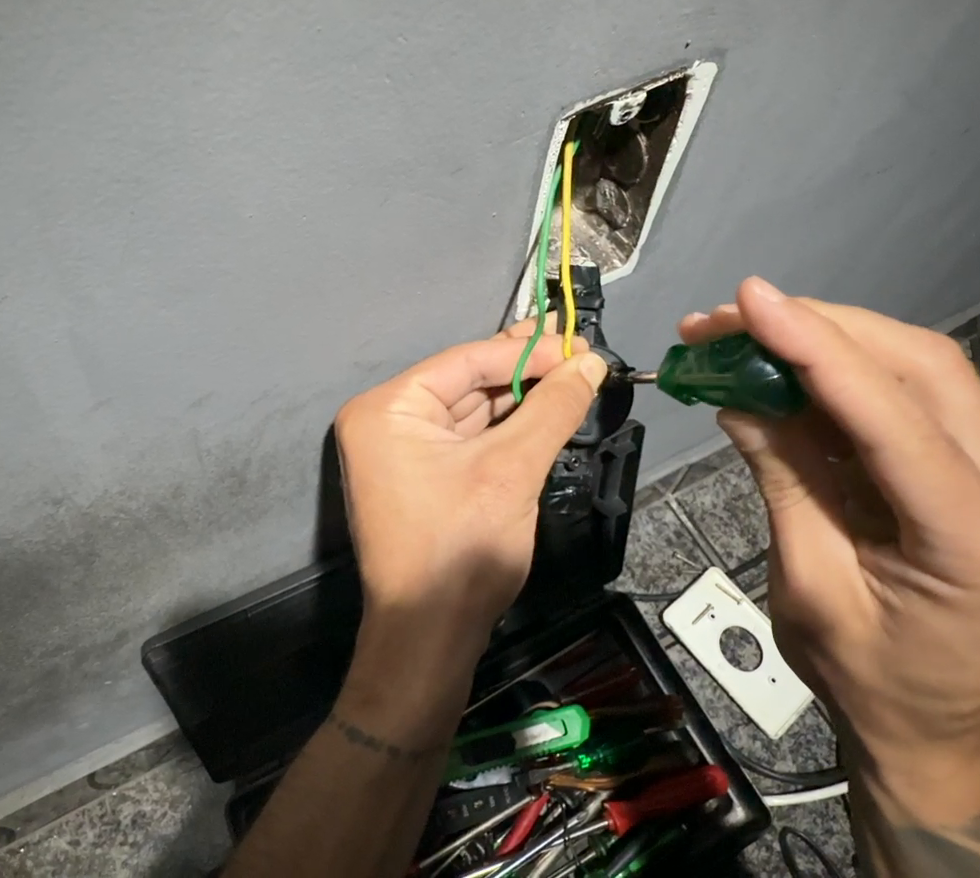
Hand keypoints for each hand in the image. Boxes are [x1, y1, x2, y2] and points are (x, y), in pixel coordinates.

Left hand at [334, 325, 607, 638]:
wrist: (429, 636)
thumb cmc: (460, 547)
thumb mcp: (511, 470)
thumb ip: (552, 409)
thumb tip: (592, 362)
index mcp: (388, 409)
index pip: (465, 362)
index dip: (527, 352)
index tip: (581, 346)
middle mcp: (386, 422)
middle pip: (466, 382)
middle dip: (524, 367)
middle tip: (576, 344)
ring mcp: (402, 451)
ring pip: (471, 410)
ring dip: (520, 394)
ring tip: (569, 366)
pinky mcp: (423, 477)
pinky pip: (469, 439)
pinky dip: (507, 426)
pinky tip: (543, 406)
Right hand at [686, 278, 979, 823]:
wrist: (924, 734)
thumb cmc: (863, 682)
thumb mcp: (809, 587)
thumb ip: (784, 481)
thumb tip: (737, 397)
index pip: (895, 420)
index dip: (818, 350)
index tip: (751, 300)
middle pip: (924, 370)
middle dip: (822, 328)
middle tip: (731, 317)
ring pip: (921, 373)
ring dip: (829, 341)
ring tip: (743, 334)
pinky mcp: (974, 474)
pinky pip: (909, 402)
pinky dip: (840, 375)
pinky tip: (783, 369)